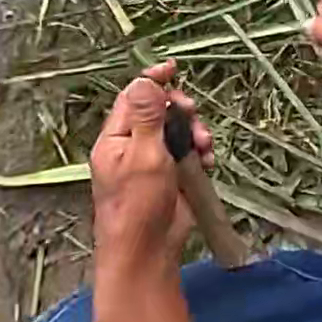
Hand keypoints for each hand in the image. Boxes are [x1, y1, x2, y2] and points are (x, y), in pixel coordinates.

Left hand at [89, 60, 212, 275]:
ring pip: (178, 130)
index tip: (172, 68)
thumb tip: (144, 80)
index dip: (152, 80)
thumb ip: (147, 117)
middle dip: (180, 110)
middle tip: (192, 114)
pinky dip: (199, 152)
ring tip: (204, 146)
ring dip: (195, 132)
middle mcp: (132, 146)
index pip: (133, 97)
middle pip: (159, 110)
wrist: (148, 253)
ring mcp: (152, 161)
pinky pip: (188, 151)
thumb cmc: (139, 205)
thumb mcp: (144, 155)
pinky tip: (205, 162)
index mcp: (115, 139)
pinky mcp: (170, 174)